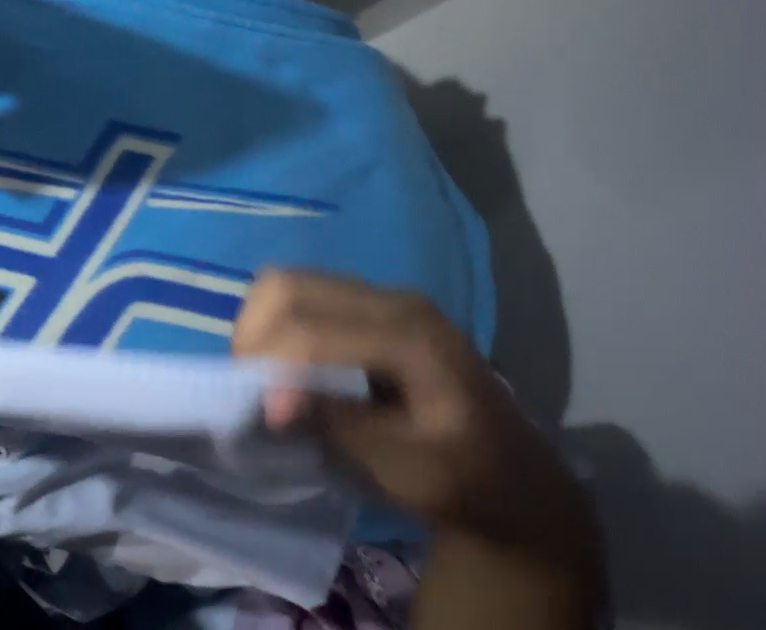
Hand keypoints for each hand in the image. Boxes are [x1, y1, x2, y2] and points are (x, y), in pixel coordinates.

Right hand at [232, 271, 597, 560]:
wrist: (515, 482)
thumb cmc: (466, 482)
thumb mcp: (412, 471)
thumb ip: (342, 427)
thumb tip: (271, 403)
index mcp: (416, 340)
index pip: (314, 330)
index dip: (276, 368)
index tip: (267, 417)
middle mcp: (395, 302)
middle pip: (288, 289)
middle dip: (255, 336)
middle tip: (250, 386)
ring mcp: (381, 297)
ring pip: (284, 283)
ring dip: (258, 326)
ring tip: (261, 375)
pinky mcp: (366, 304)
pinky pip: (297, 292)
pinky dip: (272, 322)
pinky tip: (281, 363)